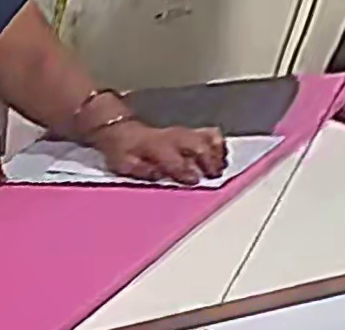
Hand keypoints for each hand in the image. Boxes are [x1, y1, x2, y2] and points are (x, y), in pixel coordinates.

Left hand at [91, 121, 226, 184]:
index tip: (195, 182)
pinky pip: (209, 133)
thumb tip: (159, 175)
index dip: (186, 172)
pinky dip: (218, 143)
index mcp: (158, 148)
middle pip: (198, 148)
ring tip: (221, 167)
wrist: (125, 133)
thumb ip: (141, 170)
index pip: (176, 161)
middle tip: (214, 176)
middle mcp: (175, 138)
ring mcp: (184, 132)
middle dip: (208, 162)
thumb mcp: (124, 165)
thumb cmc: (123, 153)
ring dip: (217, 152)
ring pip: (208, 138)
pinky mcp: (189, 131)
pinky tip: (220, 155)